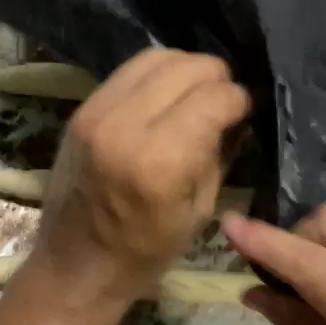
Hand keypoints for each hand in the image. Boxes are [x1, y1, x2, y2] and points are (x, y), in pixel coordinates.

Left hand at [30, 50, 250, 303]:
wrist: (75, 267)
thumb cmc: (143, 255)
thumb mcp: (198, 212)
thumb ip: (218, 154)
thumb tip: (239, 116)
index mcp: (160, 162)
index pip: (216, 97)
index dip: (242, 99)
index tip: (251, 110)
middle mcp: (125, 126)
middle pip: (189, 67)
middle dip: (218, 79)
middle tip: (226, 103)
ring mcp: (97, 113)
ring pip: (157, 57)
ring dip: (186, 71)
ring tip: (197, 96)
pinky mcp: (81, 110)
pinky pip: (129, 72)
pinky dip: (155, 77)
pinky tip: (166, 99)